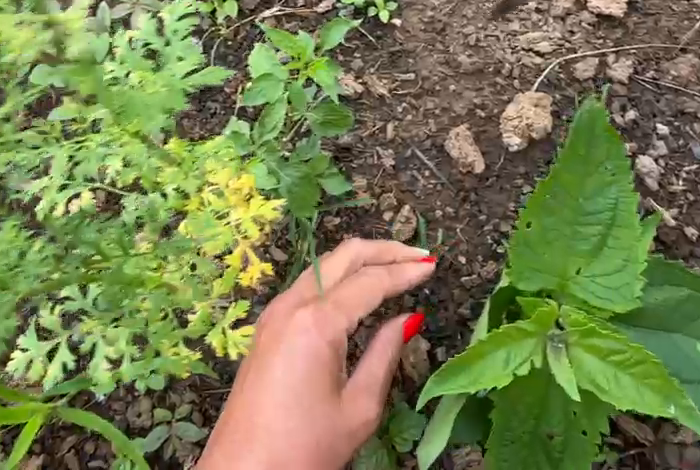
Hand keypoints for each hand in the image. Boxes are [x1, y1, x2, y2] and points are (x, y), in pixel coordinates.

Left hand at [197, 239, 435, 469]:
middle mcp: (293, 304)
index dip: (405, 272)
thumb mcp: (358, 409)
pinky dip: (339, 275)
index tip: (432, 266)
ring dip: (361, 259)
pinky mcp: (267, 325)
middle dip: (385, 250)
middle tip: (418, 255)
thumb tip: (409, 318)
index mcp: (317, 322)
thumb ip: (386, 355)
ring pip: (325, 264)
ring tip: (395, 263)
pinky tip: (359, 286)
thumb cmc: (303, 451)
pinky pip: (309, 283)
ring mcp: (275, 312)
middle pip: (345, 256)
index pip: (371, 281)